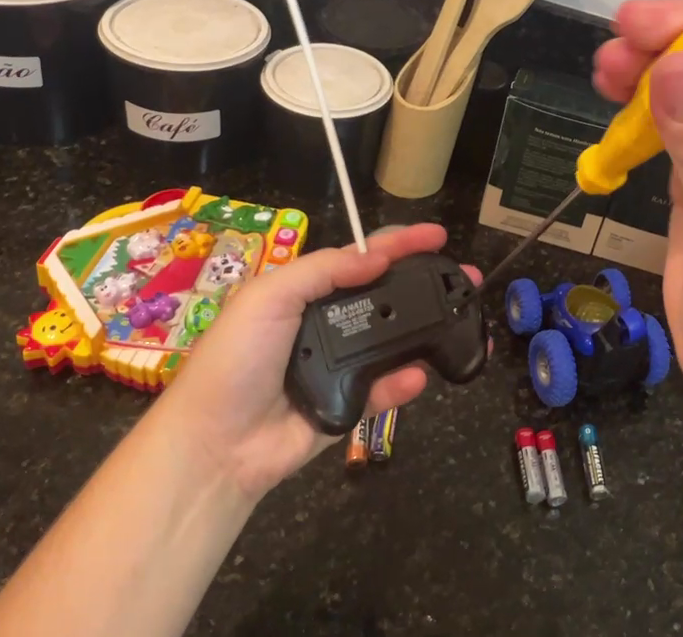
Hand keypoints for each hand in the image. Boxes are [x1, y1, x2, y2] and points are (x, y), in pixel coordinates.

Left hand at [156, 223, 480, 496]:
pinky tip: (420, 375)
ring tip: (464, 322)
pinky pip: (386, 389)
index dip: (400, 243)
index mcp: (307, 292)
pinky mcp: (349, 405)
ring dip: (429, 331)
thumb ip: (324, 270)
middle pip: (388, 298)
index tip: (438, 236)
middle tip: (468, 280)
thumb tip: (379, 255)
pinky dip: (405, 382)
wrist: (214, 445)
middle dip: (427, 285)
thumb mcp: (268, 297)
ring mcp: (341, 366)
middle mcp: (328, 324)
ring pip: (395, 342)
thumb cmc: (236, 360)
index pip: (362, 259)